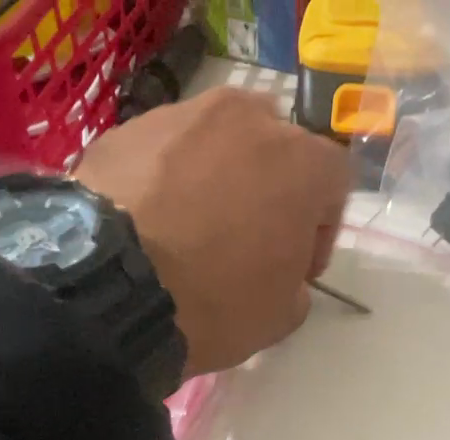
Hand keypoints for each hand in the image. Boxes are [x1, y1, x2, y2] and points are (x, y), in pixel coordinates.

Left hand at [75, 88, 350, 378]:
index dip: (322, 229)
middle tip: (250, 239)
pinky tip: (151, 222)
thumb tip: (282, 273)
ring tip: (193, 227)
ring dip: (217, 177)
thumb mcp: (281, 316)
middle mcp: (247, 119)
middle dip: (271, 190)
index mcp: (301, 162)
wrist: (114, 288)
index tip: (300, 268)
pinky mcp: (127, 128)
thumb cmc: (216, 302)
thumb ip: (296, 283)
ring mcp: (182, 115)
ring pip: (216, 141)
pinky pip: (164, 152)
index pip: (335, 181)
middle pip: (276, 147)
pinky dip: (166, 179)